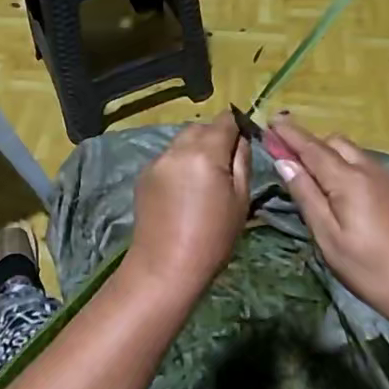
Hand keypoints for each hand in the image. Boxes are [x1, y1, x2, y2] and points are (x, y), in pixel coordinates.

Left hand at [130, 113, 250, 293]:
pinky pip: (168, 157)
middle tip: (225, 165)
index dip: (238, 126)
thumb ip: (242, 161)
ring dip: (196, 149)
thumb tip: (241, 139)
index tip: (244, 143)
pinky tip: (184, 190)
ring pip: (182, 141)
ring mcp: (157, 161)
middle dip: (215, 136)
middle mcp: (178, 149)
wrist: (164, 268)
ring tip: (204, 178)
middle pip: (201, 127)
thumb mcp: (241, 199)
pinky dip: (180, 163)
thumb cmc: (213, 238)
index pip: (225, 120)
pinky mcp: (144, 175)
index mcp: (205, 153)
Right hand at [268, 116, 388, 330]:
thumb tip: (285, 162)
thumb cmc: (370, 269)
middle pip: (336, 143)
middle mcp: (371, 169)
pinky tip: (347, 193)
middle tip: (289, 157)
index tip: (271, 121)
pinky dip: (351, 168)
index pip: (312, 147)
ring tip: (314, 175)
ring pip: (355, 154)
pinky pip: (370, 167)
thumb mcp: (329, 237)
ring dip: (332, 155)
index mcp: (349, 179)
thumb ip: (307, 196)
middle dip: (311, 143)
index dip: (290, 134)